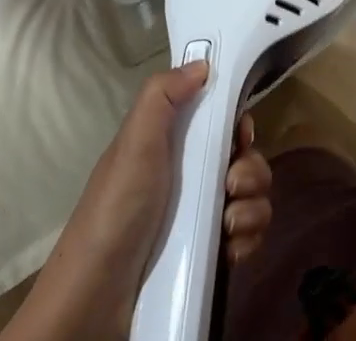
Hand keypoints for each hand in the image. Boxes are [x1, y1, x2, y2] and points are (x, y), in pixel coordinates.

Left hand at [7, 62, 271, 338]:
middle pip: (246, 160)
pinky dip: (247, 240)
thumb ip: (163, 96)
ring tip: (228, 225)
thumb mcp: (134, 142)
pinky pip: (250, 237)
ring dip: (252, 209)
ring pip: (254, 199)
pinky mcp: (211, 255)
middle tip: (231, 187)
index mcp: (172, 145)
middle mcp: (191, 177)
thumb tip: (202, 61)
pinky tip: (229, 250)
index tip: (240, 136)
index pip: (221, 123)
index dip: (238, 126)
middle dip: (251, 171)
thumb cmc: (118, 207)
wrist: (100, 293)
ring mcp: (202, 218)